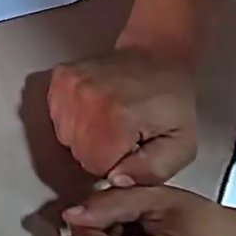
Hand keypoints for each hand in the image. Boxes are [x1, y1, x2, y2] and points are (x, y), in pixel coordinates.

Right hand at [47, 45, 198, 184]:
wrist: (155, 55)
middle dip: (97, 151)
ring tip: (106, 121)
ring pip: (63, 134)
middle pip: (76, 151)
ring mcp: (67, 85)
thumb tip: (114, 181)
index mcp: (115, 118)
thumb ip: (151, 171)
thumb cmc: (171, 102)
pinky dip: (70, 118)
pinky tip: (91, 108)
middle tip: (120, 135)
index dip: (115, 164)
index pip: (96, 165)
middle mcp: (83, 99)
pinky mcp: (58, 76)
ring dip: (83, 135)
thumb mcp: (180, 145)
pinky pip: (55, 115)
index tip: (131, 150)